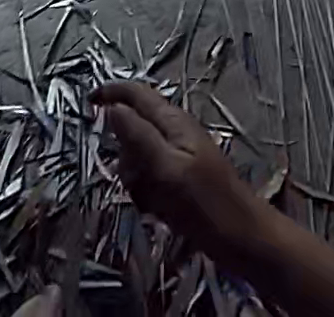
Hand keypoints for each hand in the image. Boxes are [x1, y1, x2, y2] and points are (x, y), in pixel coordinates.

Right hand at [92, 82, 265, 252]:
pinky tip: (159, 210)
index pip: (137, 94)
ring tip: (151, 200)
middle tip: (134, 179)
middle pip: (134, 127)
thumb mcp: (168, 168)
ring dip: (136, 177)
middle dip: (125, 152)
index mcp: (173, 121)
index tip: (88, 101)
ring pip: (139, 155)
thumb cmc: (208, 204)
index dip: (112, 92)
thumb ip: (139, 136)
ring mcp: (179, 155)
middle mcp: (175, 132)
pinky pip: (150, 177)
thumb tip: (113, 107)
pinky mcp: (181, 178)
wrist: (245, 240)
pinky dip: (147, 191)